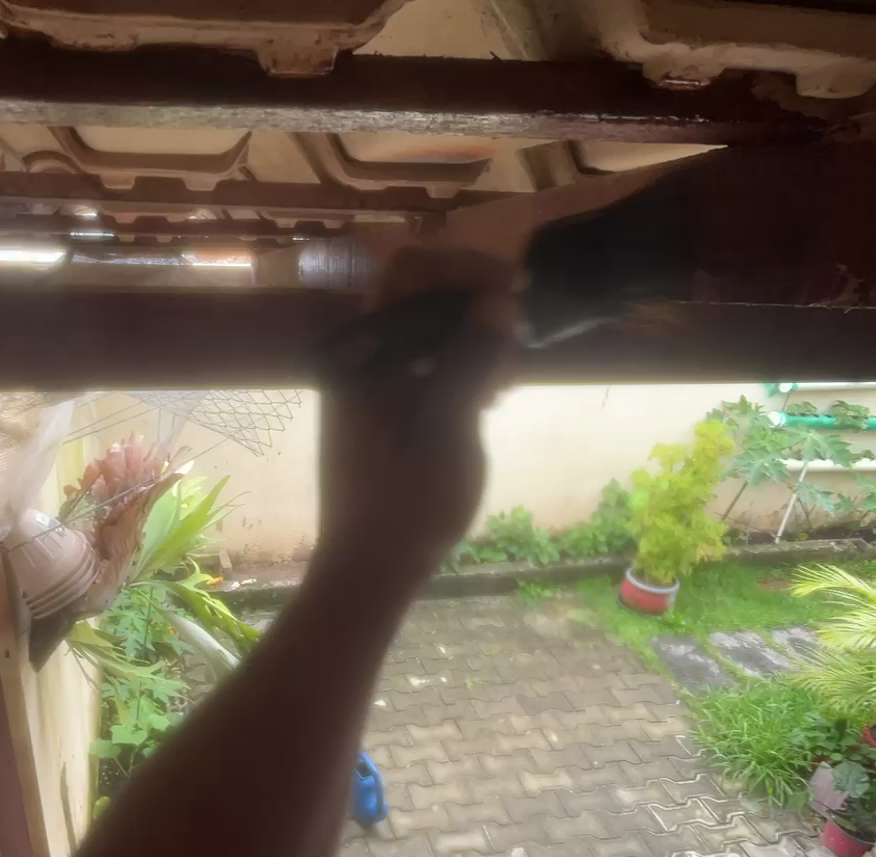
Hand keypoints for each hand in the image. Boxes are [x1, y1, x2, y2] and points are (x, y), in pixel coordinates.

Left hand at [315, 246, 516, 579]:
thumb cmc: (406, 508)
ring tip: (504, 382)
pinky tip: (486, 400)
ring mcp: (364, 388)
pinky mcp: (377, 412)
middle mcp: (357, 362)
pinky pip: (418, 369)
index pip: (409, 274)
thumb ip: (468, 363)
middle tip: (518, 342)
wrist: (367, 568)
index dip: (466, 269)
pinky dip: (454, 371)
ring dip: (469, 343)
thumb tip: (498, 302)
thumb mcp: (447, 433)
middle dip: (474, 309)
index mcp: (362, 358)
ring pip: (422, 336)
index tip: (516, 290)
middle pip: (418, 300)